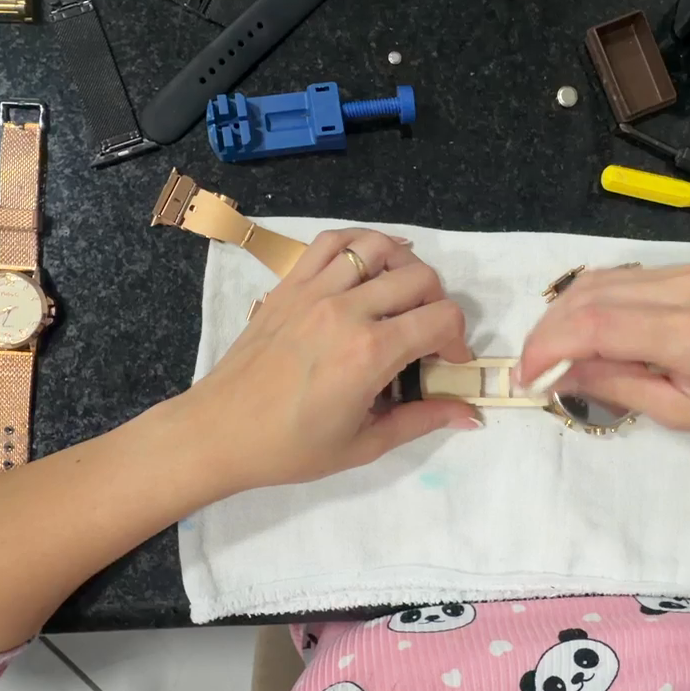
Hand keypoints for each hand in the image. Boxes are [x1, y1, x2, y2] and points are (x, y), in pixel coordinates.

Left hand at [179, 229, 478, 492]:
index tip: (447, 362)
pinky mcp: (289, 285)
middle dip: (439, 304)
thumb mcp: (363, 445)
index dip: (458, 339)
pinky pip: (331, 242)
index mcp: (370, 353)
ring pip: (379, 248)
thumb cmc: (290, 448)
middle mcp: (347, 311)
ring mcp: (314, 291)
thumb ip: (421, 421)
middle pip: (420, 278)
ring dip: (404, 266)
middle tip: (427, 334)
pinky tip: (367, 265)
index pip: (442, 318)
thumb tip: (470, 414)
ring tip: (401, 294)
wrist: (219, 432)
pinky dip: (359, 242)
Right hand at [517, 266, 689, 445]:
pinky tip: (581, 332)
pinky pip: (622, 279)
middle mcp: (689, 287)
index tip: (526, 378)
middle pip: (591, 296)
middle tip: (532, 369)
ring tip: (551, 354)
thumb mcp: (683, 414)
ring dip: (564, 316)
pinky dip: (590, 304)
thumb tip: (555, 375)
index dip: (549, 347)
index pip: (597, 325)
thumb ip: (615, 386)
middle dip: (548, 332)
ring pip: (601, 282)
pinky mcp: (689, 270)